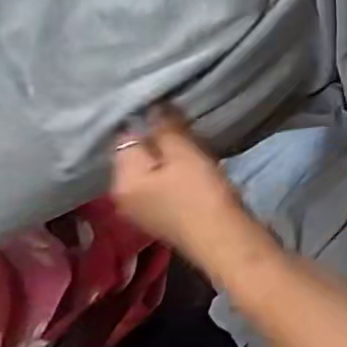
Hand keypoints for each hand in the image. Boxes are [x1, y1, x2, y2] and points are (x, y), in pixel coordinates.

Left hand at [107, 103, 252, 258]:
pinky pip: (160, 185)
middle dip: (158, 140)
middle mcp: (122, 197)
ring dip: (168, 158)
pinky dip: (173, 175)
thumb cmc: (201, 194)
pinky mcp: (161, 218)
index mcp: (121, 180)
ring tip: (192, 146)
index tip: (172, 111)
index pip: (125, 137)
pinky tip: (194, 170)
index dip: (147, 120)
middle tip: (185, 127)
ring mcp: (141, 210)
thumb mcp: (184, 154)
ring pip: (150, 171)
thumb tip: (153, 106)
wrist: (224, 240)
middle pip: (137, 155)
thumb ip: (165, 127)